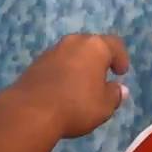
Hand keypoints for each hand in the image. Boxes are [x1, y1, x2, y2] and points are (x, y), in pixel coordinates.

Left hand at [0, 34, 129, 138]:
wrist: (31, 110)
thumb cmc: (75, 106)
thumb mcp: (103, 107)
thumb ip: (114, 95)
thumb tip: (120, 89)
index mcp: (96, 47)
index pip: (115, 45)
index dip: (120, 58)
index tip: (121, 72)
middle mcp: (75, 41)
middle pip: (92, 45)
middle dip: (98, 60)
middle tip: (101, 78)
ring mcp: (54, 50)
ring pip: (72, 53)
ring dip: (78, 65)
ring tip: (79, 86)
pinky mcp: (37, 62)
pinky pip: (57, 63)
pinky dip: (62, 72)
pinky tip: (61, 90)